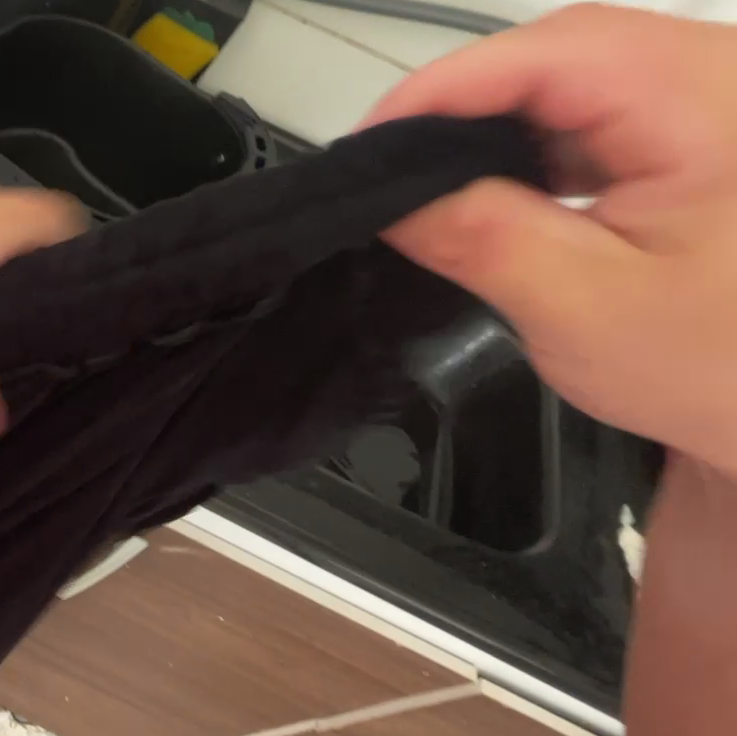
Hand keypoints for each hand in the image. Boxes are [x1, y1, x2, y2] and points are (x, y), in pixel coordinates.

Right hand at [366, 4, 736, 474]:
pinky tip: (484, 181)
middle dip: (460, 98)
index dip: (447, 86)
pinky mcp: (702, 130)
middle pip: (569, 48)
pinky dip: (523, 138)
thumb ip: (483, 238)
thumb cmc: (709, 359)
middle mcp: (729, 80)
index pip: (562, 53)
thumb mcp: (578, 304)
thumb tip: (389, 200)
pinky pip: (596, 107)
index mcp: (716, 111)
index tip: (364, 144)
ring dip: (487, 120)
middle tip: (377, 165)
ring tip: (416, 178)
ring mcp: (719, 102)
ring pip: (578, 73)